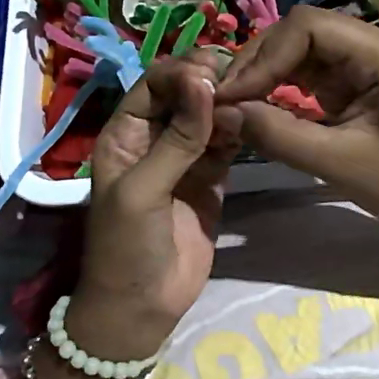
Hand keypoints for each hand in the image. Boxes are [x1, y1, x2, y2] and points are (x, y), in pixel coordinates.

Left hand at [75, 52, 241, 344]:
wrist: (142, 307)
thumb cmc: (126, 246)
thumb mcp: (143, 190)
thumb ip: (176, 139)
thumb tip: (204, 82)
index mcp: (125, 134)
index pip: (153, 85)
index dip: (180, 73)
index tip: (213, 72)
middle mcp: (154, 139)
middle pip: (184, 96)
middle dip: (209, 84)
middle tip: (242, 81)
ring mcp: (186, 159)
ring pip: (209, 117)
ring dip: (228, 107)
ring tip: (251, 101)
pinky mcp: (212, 180)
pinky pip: (226, 145)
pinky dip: (239, 133)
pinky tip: (253, 124)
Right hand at [214, 7, 378, 237]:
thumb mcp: (337, 164)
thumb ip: (278, 135)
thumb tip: (220, 112)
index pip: (309, 26)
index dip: (263, 55)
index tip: (230, 95)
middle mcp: (375, 46)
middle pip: (303, 30)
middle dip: (260, 61)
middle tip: (225, 99)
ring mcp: (366, 63)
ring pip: (301, 49)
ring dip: (267, 73)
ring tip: (235, 103)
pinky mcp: (356, 82)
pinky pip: (310, 72)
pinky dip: (281, 86)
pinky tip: (259, 106)